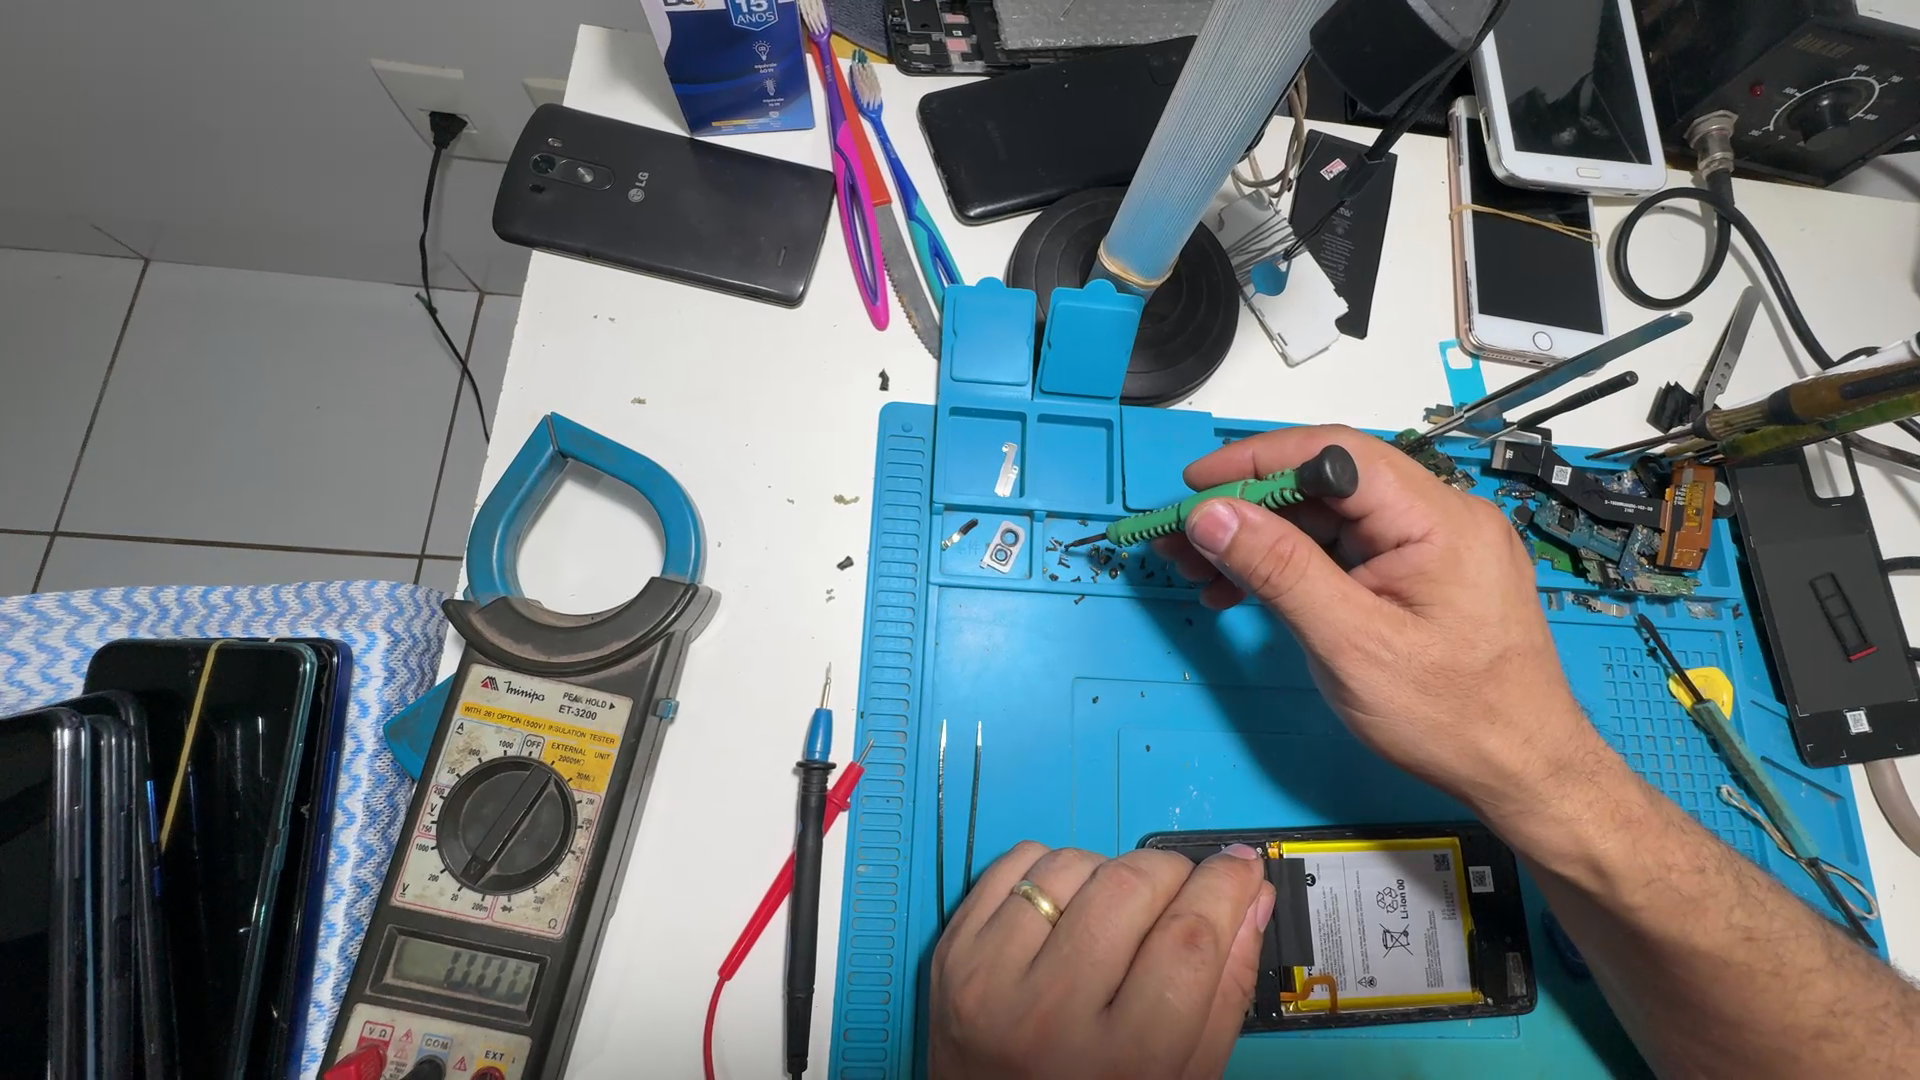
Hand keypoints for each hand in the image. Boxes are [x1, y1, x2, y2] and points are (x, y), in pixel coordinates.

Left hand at [929, 841, 1274, 1079]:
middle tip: (1179, 884)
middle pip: (1128, 889)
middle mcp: (1050, 1016)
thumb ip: (1225, 987)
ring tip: (1114, 910)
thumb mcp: (1183, 1074)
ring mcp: (990, 976)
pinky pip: (1018, 860)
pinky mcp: (954, 945)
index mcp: (1124, 1063)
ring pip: (1072, 864)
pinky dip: (1053, 866)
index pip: (1187, 941)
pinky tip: (1064, 906)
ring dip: (1108, 870)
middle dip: (1169, 871)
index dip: (1224, 889)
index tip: (1240, 864)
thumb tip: (1249, 891)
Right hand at [1151, 425, 1607, 817]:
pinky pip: (1335, 554)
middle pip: (1322, 487)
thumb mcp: (1350, 644)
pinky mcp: (1410, 576)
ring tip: (1196, 570)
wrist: (1522, 776)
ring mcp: (1424, 547)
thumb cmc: (1448, 717)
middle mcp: (1434, 518)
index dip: (1256, 460)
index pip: (1335, 454)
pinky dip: (1282, 569)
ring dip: (1255, 542)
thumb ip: (1278, 570)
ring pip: (1321, 522)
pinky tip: (1238, 592)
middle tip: (1180, 538)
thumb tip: (1209, 514)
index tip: (1194, 485)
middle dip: (1244, 509)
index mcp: (1436, 519)